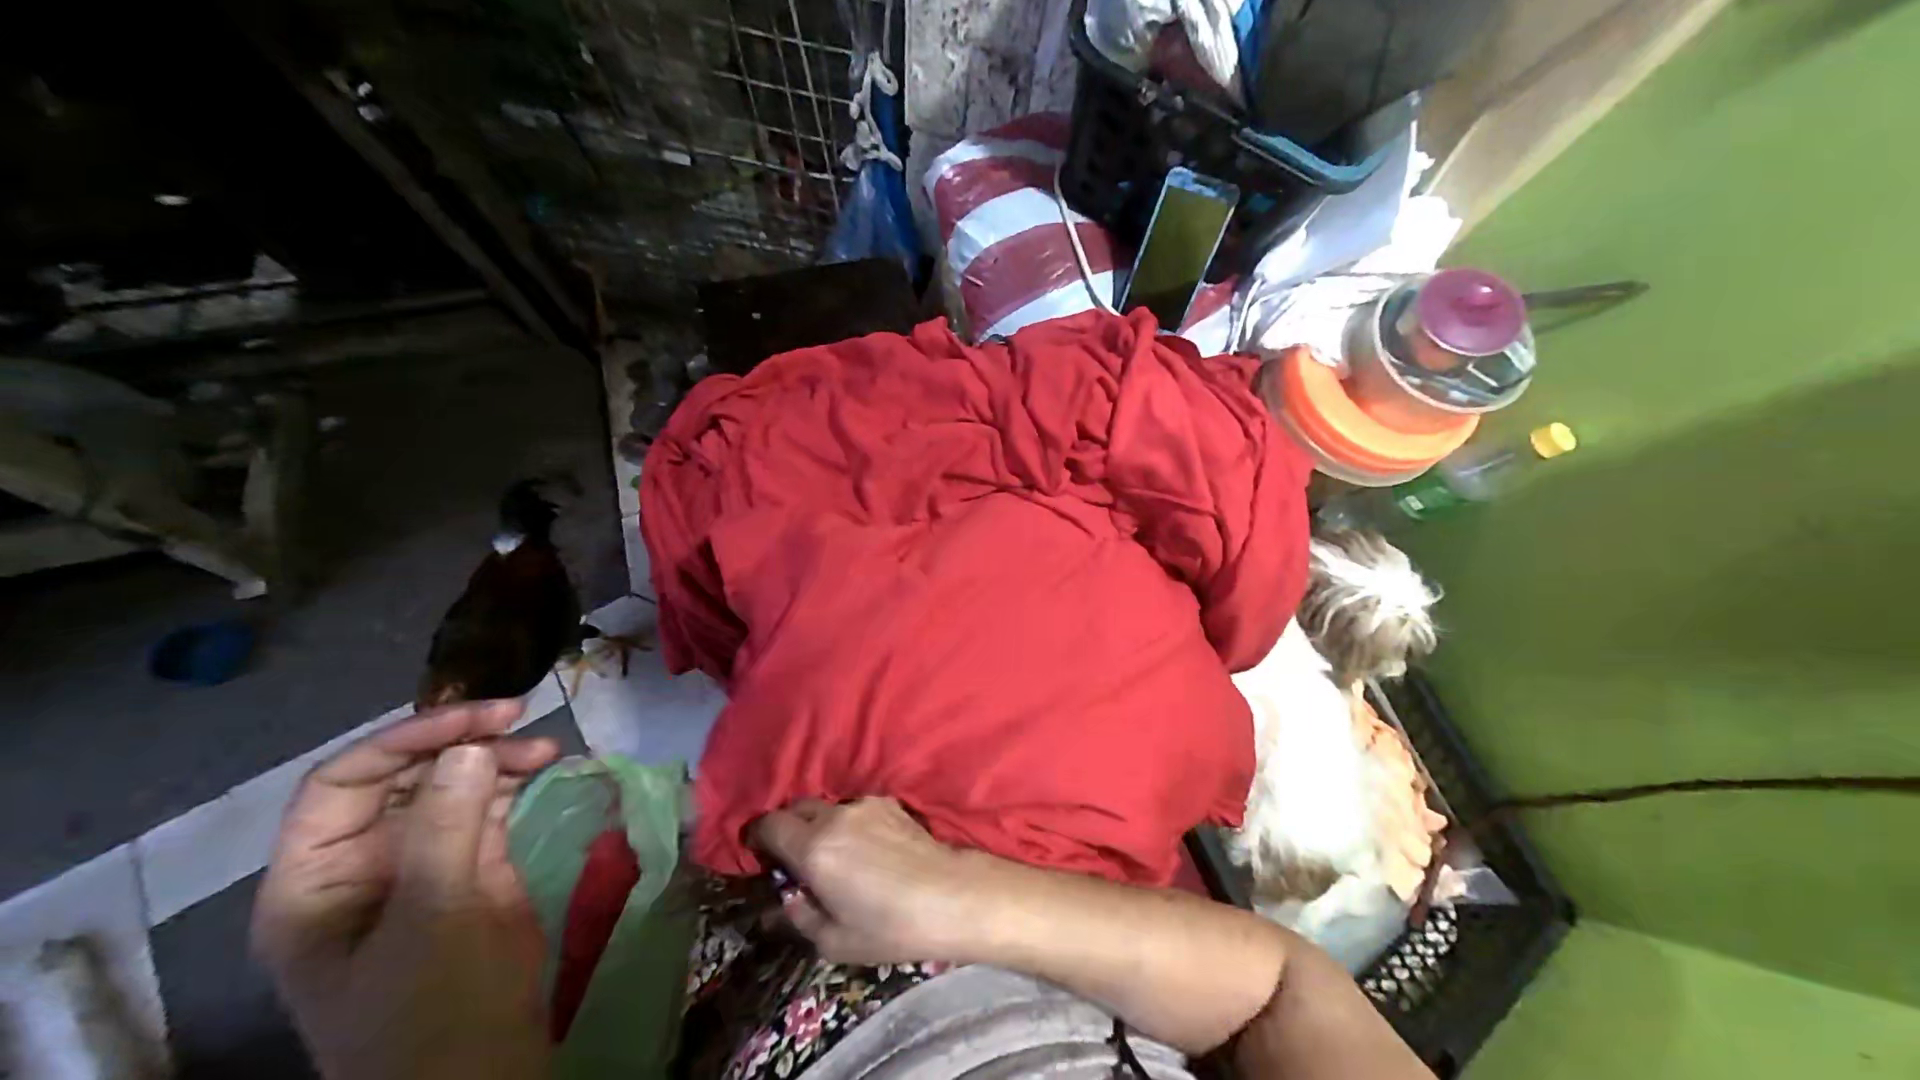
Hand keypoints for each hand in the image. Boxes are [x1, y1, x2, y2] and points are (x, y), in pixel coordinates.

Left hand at [251, 701, 560, 1079]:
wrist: (483, 1076)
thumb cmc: (433, 1013)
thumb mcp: (434, 920)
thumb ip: (447, 830)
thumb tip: (472, 747)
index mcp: (315, 881)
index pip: (341, 785)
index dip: (404, 741)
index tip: (478, 719)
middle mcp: (363, 863)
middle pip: (400, 777)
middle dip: (457, 741)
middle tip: (519, 718)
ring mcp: (421, 865)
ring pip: (449, 786)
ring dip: (494, 758)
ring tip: (545, 748)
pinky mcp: (471, 869)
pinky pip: (485, 808)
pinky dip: (514, 782)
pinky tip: (544, 767)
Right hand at [750, 797, 982, 965]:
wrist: (948, 896)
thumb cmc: (888, 927)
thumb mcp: (834, 940)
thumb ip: (799, 916)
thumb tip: (786, 899)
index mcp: (813, 849)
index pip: (770, 824)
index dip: (758, 837)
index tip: (760, 855)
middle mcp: (835, 817)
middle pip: (797, 809)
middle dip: (789, 828)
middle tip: (795, 858)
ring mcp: (865, 805)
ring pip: (828, 807)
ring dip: (821, 825)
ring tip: (835, 853)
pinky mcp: (889, 803)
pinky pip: (856, 808)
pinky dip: (849, 822)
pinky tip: (866, 847)